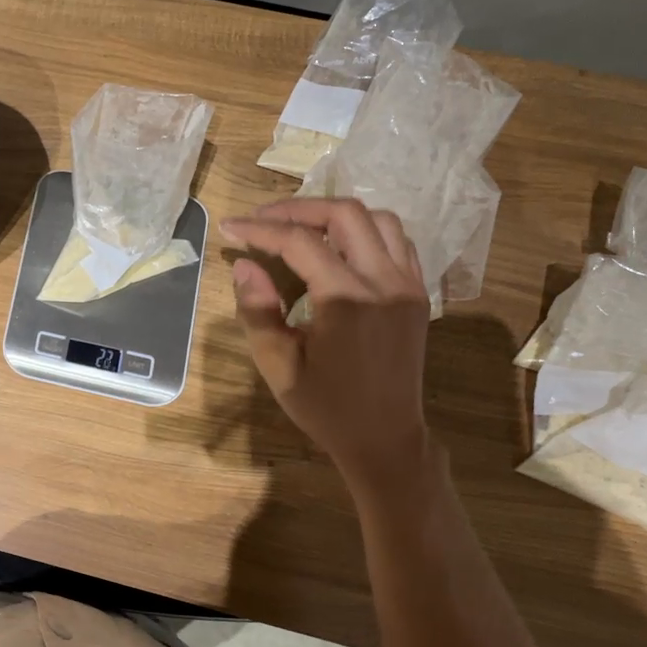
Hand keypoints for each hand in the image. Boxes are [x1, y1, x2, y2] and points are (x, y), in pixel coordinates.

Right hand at [219, 198, 436, 492]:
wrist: (384, 438)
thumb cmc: (325, 407)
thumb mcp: (277, 364)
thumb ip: (258, 310)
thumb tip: (244, 265)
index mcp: (347, 300)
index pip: (300, 242)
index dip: (260, 229)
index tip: (230, 227)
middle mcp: (384, 283)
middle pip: (345, 215)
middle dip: (298, 209)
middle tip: (262, 220)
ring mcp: (407, 286)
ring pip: (378, 220)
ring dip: (334, 215)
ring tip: (298, 228)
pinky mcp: (417, 294)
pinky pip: (397, 242)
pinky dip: (364, 232)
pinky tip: (337, 247)